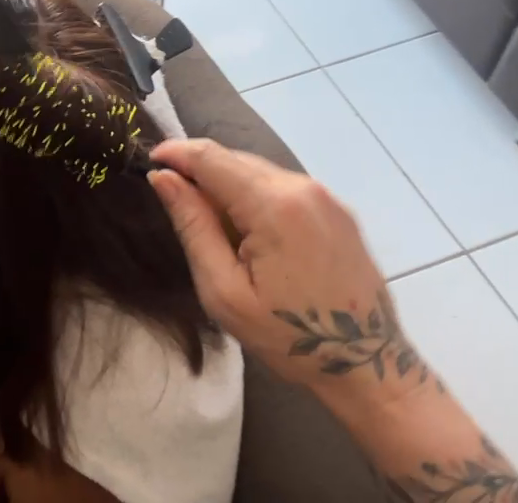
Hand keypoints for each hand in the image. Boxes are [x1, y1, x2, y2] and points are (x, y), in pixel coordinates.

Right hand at [148, 139, 425, 416]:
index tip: (147, 160)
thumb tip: (163, 178)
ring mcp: (325, 196)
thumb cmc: (288, 336)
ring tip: (216, 229)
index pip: (211, 157)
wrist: (369, 364)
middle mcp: (302, 187)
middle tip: (177, 205)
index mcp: (274, 205)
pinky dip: (256, 196)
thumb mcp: (224, 291)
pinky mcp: (337, 209)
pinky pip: (282, 186)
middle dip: (199, 172)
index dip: (175, 153)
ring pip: (258, 171)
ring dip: (228, 185)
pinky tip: (252, 234)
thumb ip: (193, 226)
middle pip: (234, 159)